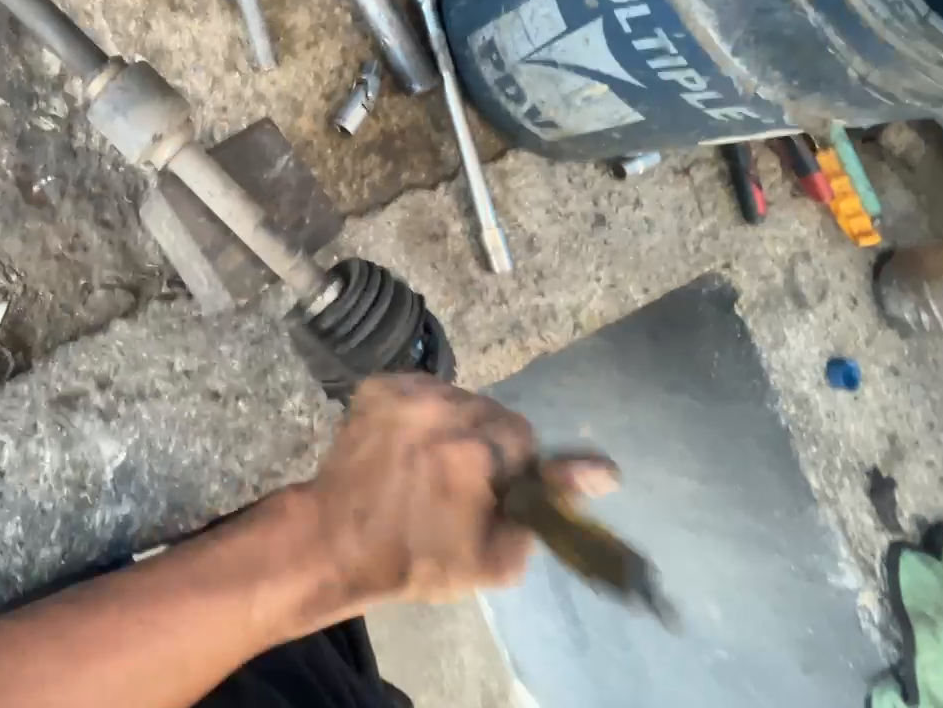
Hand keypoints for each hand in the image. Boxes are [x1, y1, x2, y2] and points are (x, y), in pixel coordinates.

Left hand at [288, 374, 617, 619]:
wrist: (336, 537)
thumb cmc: (420, 557)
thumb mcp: (496, 555)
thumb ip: (550, 504)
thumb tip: (607, 469)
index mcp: (473, 451)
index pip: (523, 435)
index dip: (513, 465)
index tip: (492, 487)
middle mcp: (440, 409)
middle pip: (491, 410)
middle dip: (487, 440)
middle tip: (461, 475)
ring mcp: (403, 392)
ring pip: (458, 395)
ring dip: (456, 420)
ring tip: (431, 456)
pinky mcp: (377, 384)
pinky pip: (423, 386)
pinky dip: (425, 408)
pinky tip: (409, 439)